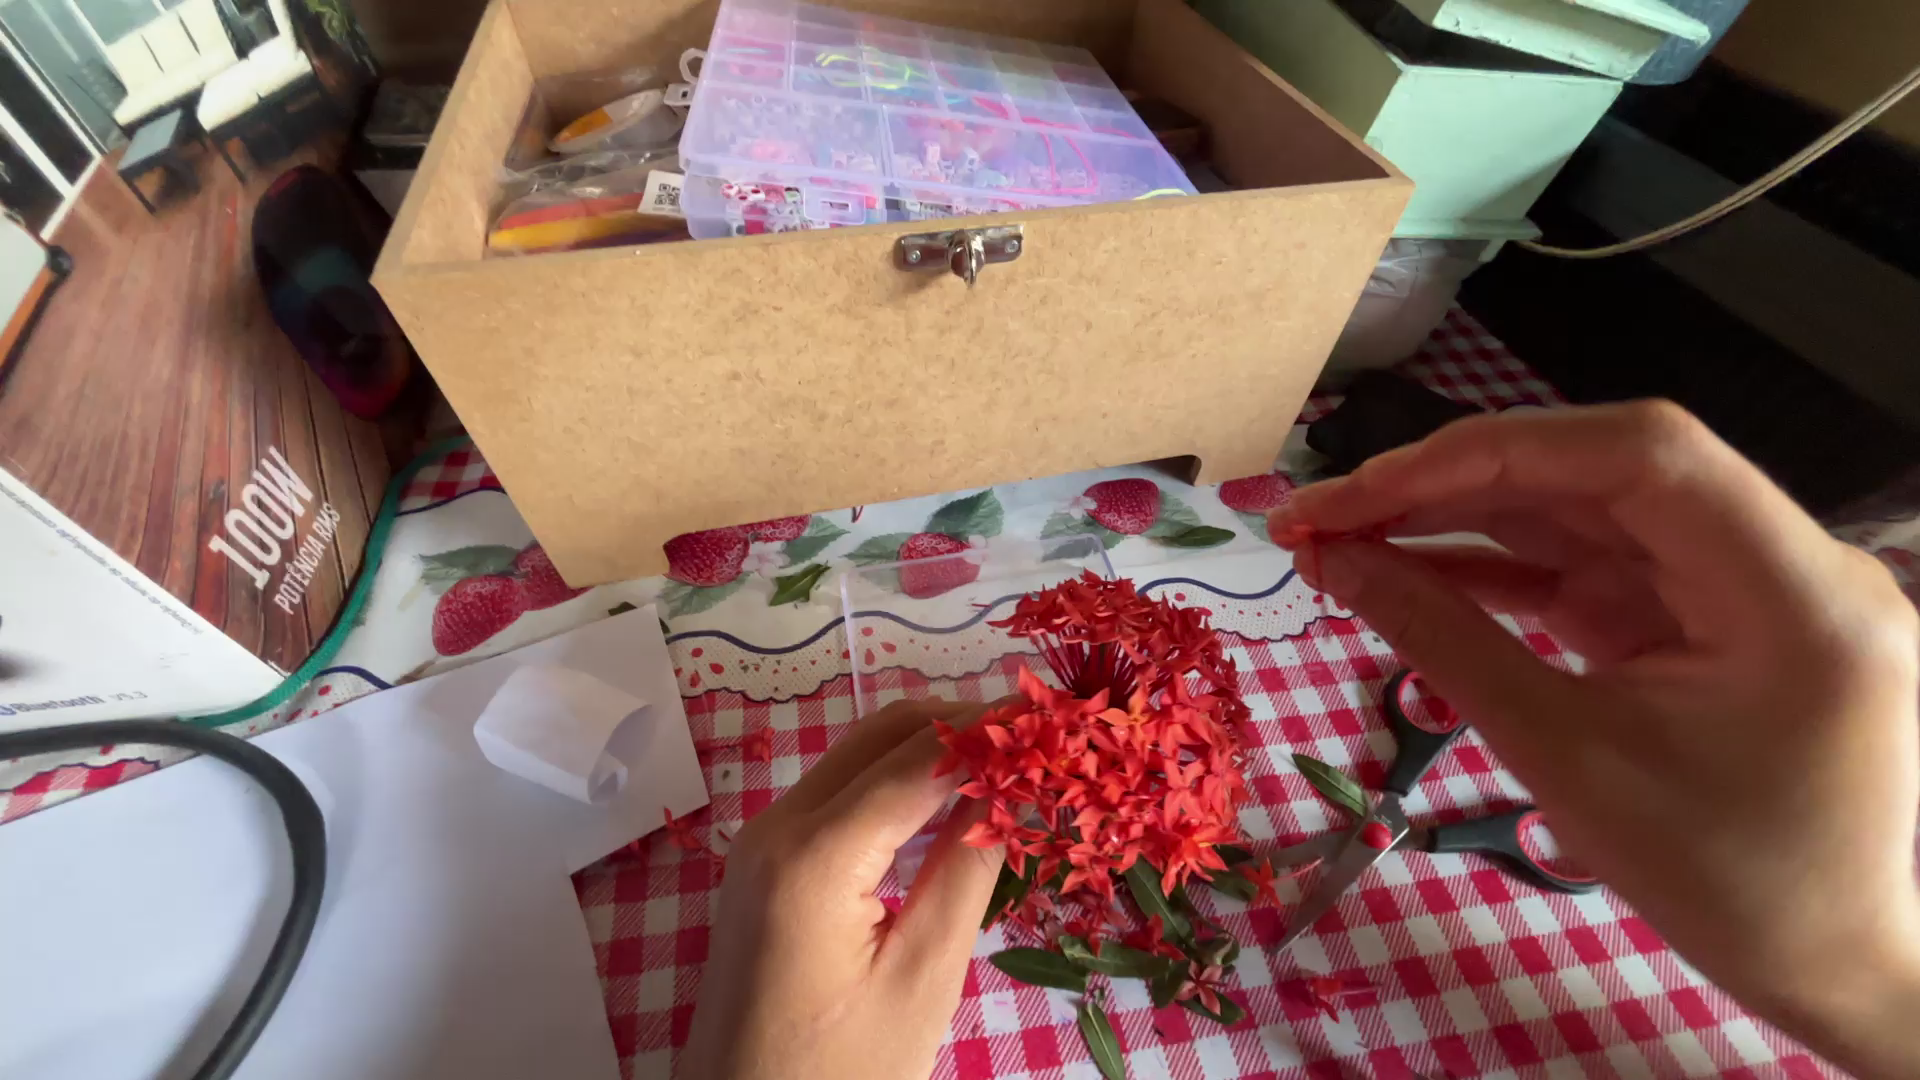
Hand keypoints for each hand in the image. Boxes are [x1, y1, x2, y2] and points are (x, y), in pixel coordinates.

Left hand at [681, 700, 999, 1079]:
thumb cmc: (844, 1075)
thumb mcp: (923, 977)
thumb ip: (967, 868)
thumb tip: (1007, 786)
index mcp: (814, 856)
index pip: (915, 760)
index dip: (984, 729)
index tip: (1040, 713)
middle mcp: (777, 823)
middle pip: (880, 736)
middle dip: (956, 722)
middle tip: (1024, 733)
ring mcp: (764, 835)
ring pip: (858, 753)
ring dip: (927, 744)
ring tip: (995, 754)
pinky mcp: (767, 854)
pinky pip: (840, 788)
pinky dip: (895, 776)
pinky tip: (940, 790)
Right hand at [1268, 402, 1919, 1078]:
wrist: (1827, 963)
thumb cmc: (1721, 875)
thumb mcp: (1561, 752)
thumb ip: (1439, 639)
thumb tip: (1329, 561)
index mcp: (1787, 588)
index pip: (1632, 456)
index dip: (1484, 454)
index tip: (1362, 491)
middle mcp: (1756, 556)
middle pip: (1573, 473)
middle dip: (1431, 485)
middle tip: (1314, 514)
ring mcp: (1702, 580)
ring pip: (1548, 510)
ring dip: (1432, 519)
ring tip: (1330, 537)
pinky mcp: (1658, 609)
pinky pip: (1547, 563)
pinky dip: (1461, 565)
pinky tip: (1388, 569)